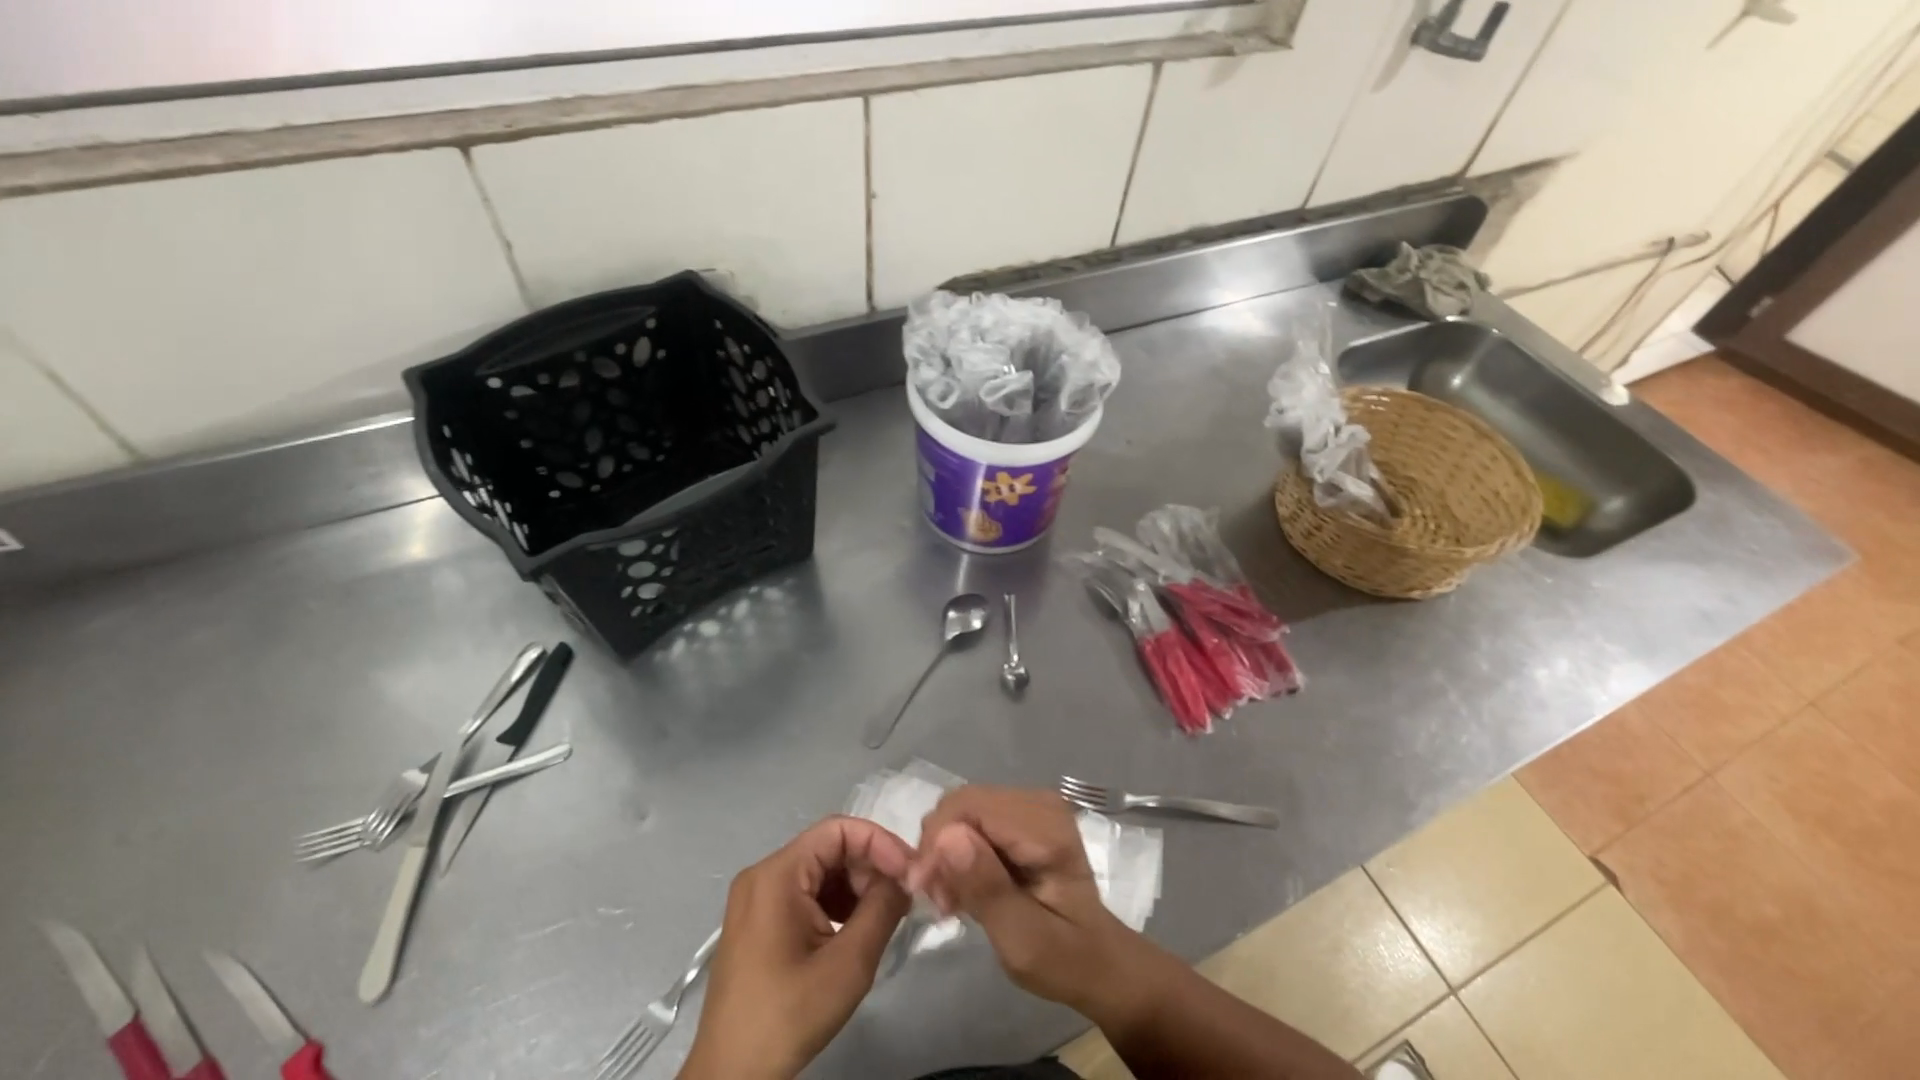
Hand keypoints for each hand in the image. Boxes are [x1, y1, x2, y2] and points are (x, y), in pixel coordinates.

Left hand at [679, 817, 913, 1079]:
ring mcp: (756, 900)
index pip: (839, 830)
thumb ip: (882, 908)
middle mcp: (762, 876)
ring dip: (856, 889)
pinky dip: (836, 905)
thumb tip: (906, 877)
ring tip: (883, 920)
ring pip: (820, 872)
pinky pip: (806, 895)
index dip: (881, 844)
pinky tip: (855, 933)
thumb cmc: (789, 1013)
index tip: (911, 875)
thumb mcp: (848, 962)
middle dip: (871, 869)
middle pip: (829, 849)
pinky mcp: (758, 923)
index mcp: (777, 874)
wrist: (733, 1071)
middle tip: (903, 902)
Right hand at [909, 786, 1154, 1015]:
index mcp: (1047, 829)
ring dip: (945, 854)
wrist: (1099, 963)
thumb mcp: (1023, 940)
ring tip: (950, 900)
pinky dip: (958, 853)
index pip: (968, 807)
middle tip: (940, 902)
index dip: (936, 843)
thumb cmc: (1065, 960)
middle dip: (938, 850)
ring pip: (961, 810)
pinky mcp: (1022, 817)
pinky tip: (963, 888)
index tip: (925, 892)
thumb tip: (948, 837)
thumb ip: (986, 888)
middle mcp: (1040, 803)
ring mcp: (1032, 806)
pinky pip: (972, 820)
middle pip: (961, 804)